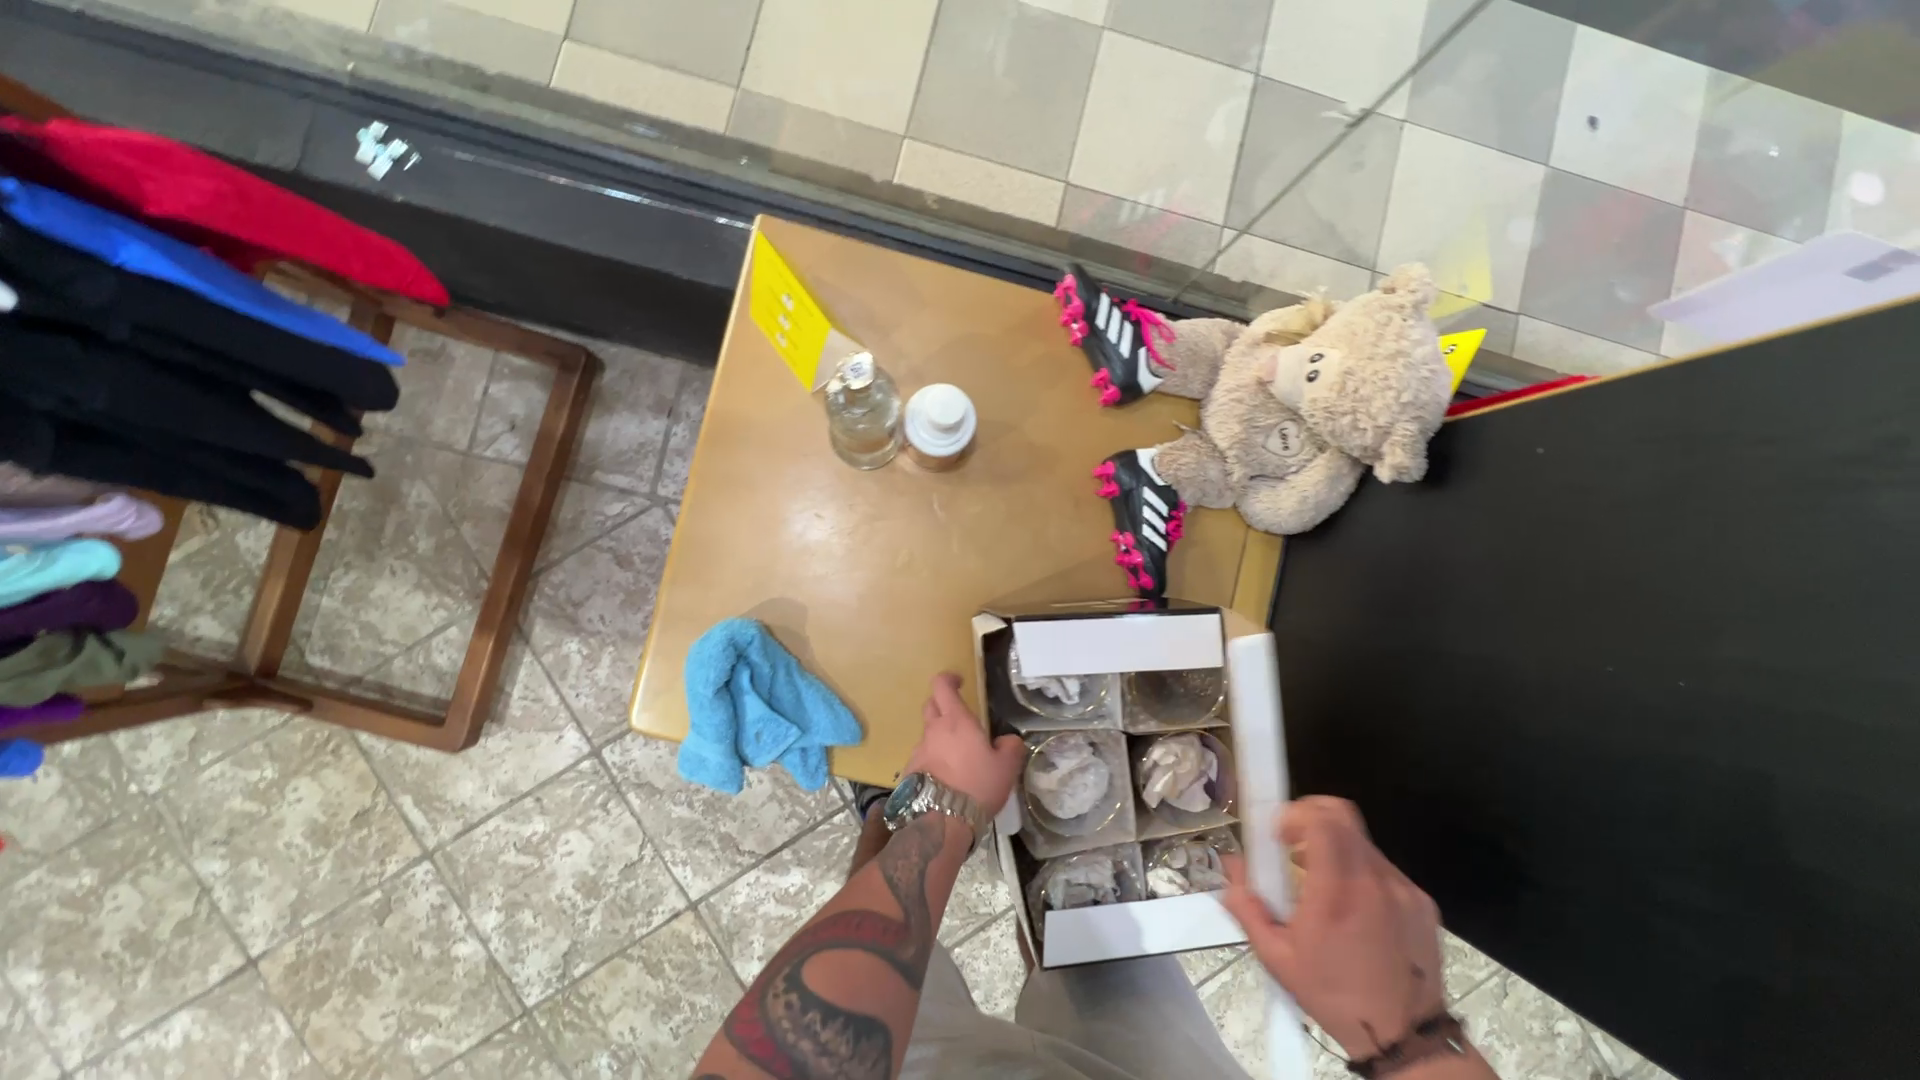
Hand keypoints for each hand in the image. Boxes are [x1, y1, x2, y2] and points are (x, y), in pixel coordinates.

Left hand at [904, 672, 1023, 816]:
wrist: (941, 821)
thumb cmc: (977, 786)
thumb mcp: (1007, 767)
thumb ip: (1010, 747)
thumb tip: (1006, 741)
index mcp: (956, 721)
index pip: (941, 686)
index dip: (948, 679)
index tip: (958, 681)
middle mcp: (933, 731)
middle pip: (930, 705)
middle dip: (942, 705)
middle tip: (958, 717)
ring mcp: (918, 751)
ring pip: (927, 734)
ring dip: (938, 738)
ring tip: (956, 758)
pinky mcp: (909, 772)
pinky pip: (922, 757)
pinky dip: (932, 760)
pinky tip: (944, 779)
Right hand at [1222, 797, 1445, 1058]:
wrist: (1403, 1037)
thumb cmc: (1332, 996)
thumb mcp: (1276, 957)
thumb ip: (1247, 905)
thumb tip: (1232, 866)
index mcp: (1336, 894)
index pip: (1321, 821)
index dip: (1294, 814)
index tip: (1278, 835)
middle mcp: (1374, 882)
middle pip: (1343, 817)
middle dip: (1311, 819)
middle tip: (1292, 844)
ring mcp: (1404, 890)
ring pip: (1363, 842)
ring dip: (1336, 847)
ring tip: (1321, 883)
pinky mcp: (1423, 902)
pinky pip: (1384, 868)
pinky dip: (1361, 871)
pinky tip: (1353, 907)